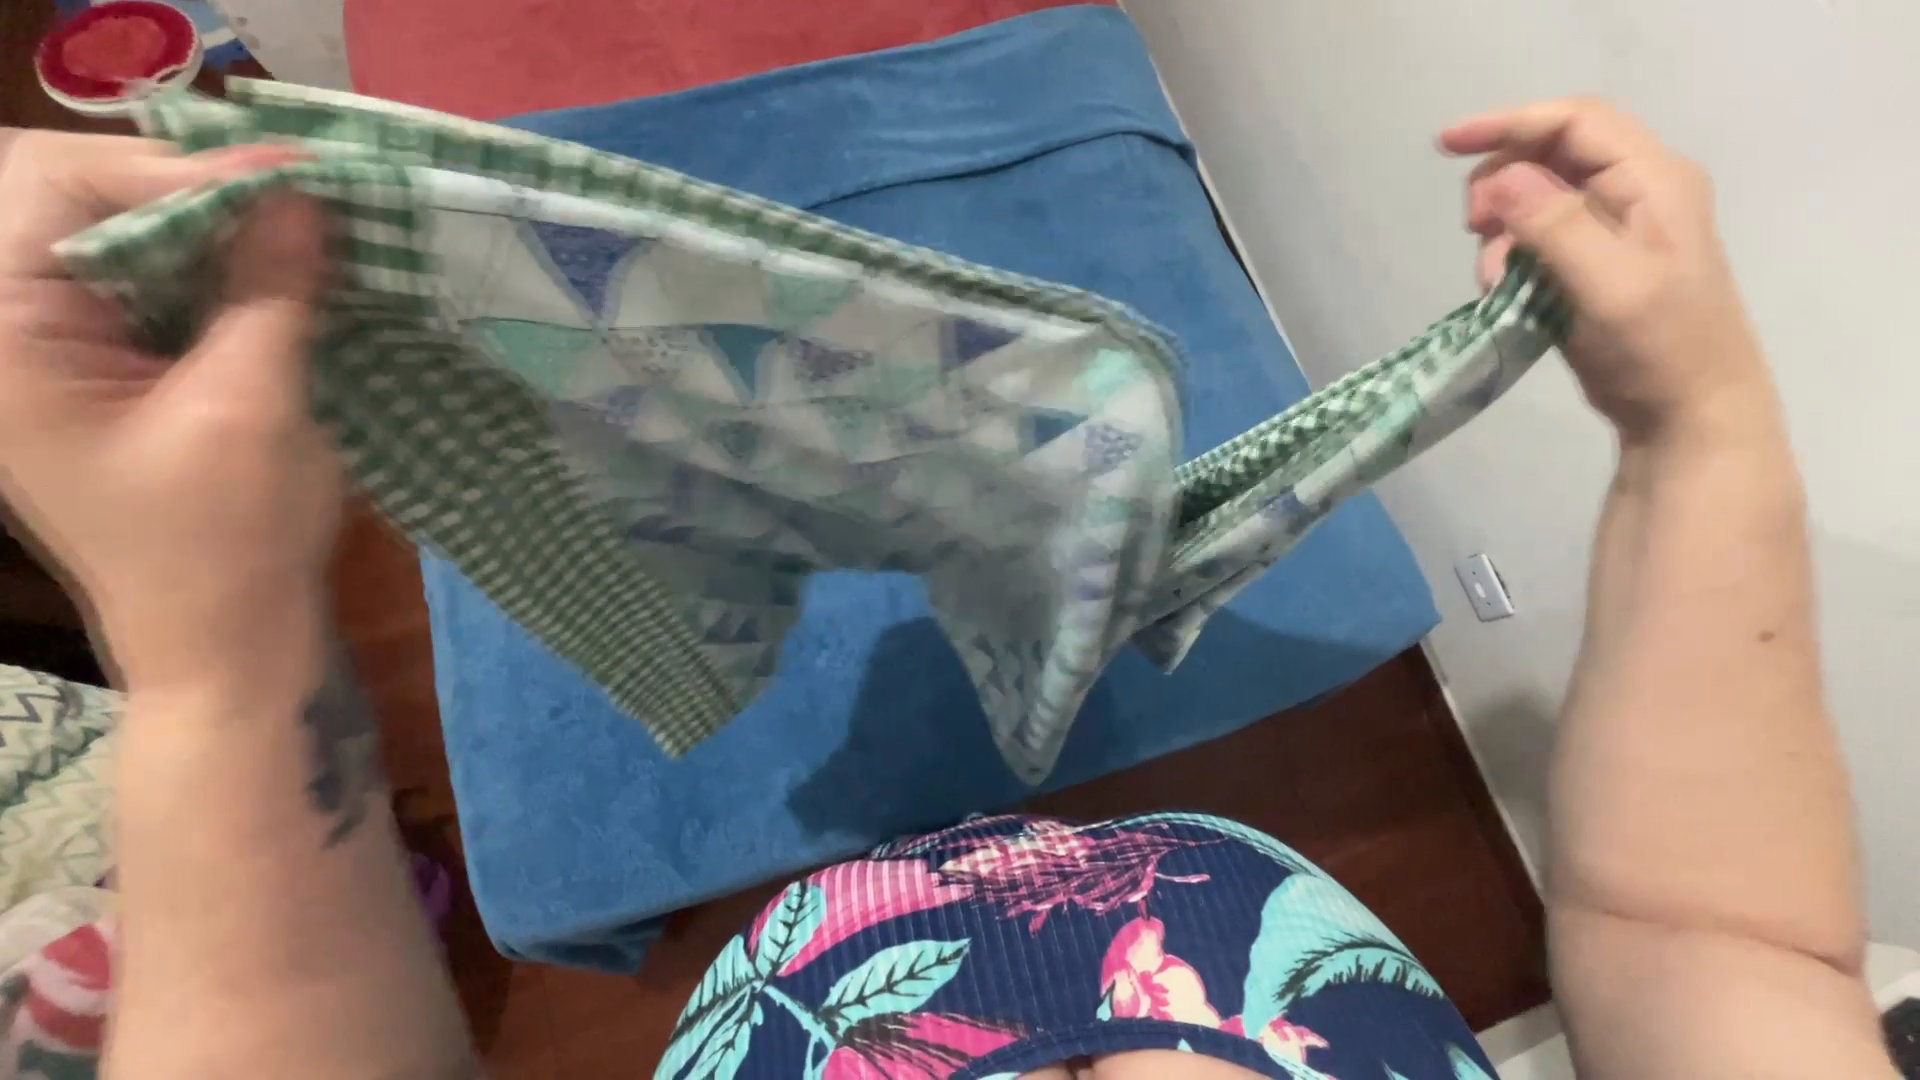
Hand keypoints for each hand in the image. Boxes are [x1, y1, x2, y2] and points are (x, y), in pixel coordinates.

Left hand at [0, 129, 337, 691]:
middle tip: (303, 195)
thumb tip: (305, 202)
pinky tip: (287, 275)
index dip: (187, 170)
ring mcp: (55, 344)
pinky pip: (157, 287)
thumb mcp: (253, 410)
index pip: (63, 188)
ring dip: (218, 226)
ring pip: (125, 237)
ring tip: (307, 226)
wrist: (224, 633)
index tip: (304, 177)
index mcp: (0, 328)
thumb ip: (269, 297)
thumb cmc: (227, 536)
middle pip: (78, 196)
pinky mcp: (111, 367)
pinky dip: (225, 271)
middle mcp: (6, 320)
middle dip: (195, 185)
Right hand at [1440, 99, 1774, 443]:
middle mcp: (1631, 191)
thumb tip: (1499, 180)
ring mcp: (1609, 227)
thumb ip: (1556, 226)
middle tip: (1473, 231)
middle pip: (1547, 154)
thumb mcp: (1609, 284)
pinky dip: (1506, 256)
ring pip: (1531, 198)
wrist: (1683, 406)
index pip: (1574, 123)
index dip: (1508, 124)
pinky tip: (1506, 289)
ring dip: (1499, 230)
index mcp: (1651, 180)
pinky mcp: (1586, 261)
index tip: (1444, 146)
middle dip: (1498, 185)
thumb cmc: (1658, 345)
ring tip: (1497, 278)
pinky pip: (1531, 238)